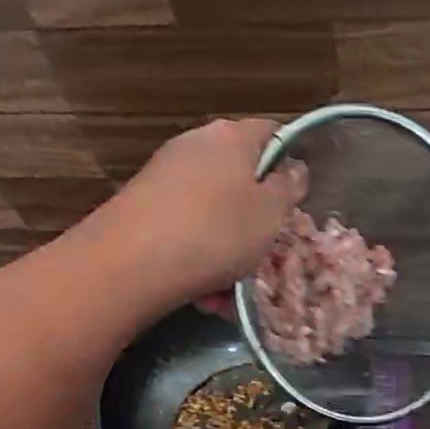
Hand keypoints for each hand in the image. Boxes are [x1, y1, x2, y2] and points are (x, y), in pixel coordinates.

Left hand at [87, 118, 307, 309]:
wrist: (133, 263)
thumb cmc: (217, 232)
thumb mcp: (271, 213)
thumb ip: (289, 188)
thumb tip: (294, 168)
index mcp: (232, 136)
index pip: (272, 135)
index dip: (289, 166)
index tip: (296, 203)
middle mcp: (196, 146)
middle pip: (240, 181)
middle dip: (255, 223)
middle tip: (265, 257)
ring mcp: (166, 177)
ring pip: (214, 216)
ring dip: (228, 254)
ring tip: (230, 291)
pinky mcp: (145, 209)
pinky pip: (187, 234)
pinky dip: (200, 262)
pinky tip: (203, 294)